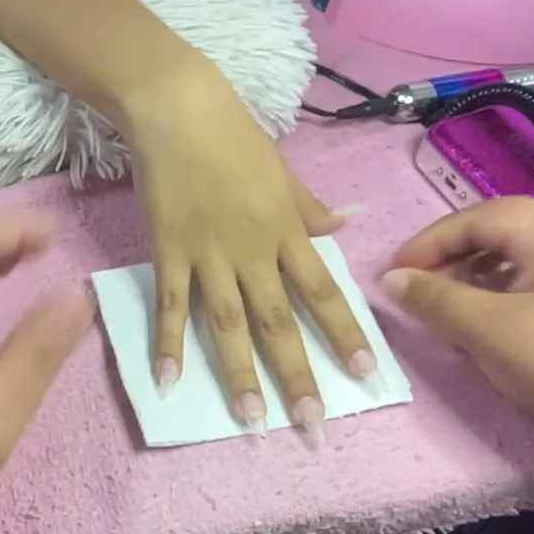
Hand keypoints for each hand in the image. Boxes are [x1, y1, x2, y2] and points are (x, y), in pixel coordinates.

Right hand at [133, 76, 372, 433]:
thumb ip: (308, 207)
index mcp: (285, 230)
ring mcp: (207, 254)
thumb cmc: (233, 135)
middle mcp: (252, 251)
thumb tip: (343, 227)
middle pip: (278, 320)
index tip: (365, 374)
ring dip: (238, 371)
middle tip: (310, 423)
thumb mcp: (283, 170)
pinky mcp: (167, 251)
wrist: (179, 109)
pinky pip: (169, 304)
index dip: (344, 334)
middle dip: (296, 373)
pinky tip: (169, 380)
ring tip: (248, 417)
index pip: (322, 291)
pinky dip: (168, 342)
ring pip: (227, 323)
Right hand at [382, 198, 533, 454]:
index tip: (393, 274)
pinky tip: (512, 327)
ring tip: (462, 312)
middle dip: (457, 258)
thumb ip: (435, 300)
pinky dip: (522, 293)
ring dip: (487, 277)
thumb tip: (392, 280)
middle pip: (510, 231)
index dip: (429, 242)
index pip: (479, 216)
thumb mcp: (488, 331)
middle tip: (424, 292)